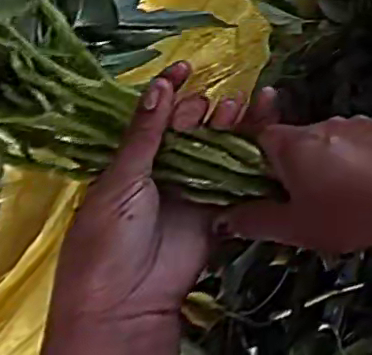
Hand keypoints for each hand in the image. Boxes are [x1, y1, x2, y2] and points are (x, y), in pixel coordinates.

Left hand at [43, 61, 275, 354]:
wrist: (127, 305)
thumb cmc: (105, 247)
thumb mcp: (118, 186)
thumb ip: (143, 137)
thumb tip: (157, 88)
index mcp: (135, 161)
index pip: (157, 116)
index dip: (170, 90)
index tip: (184, 66)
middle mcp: (170, 166)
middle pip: (195, 123)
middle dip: (201, 108)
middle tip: (200, 114)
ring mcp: (199, 182)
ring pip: (222, 138)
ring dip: (232, 119)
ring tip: (236, 109)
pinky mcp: (225, 198)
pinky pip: (244, 164)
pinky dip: (257, 141)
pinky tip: (266, 121)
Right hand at [218, 115, 371, 254]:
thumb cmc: (351, 212)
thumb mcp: (295, 228)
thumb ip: (256, 220)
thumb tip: (224, 217)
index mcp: (296, 142)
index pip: (258, 137)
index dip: (248, 161)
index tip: (250, 188)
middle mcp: (324, 124)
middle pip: (292, 142)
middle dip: (286, 172)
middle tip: (292, 207)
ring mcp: (354, 124)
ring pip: (321, 146)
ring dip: (316, 170)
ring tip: (329, 205)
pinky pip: (348, 146)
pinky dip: (343, 165)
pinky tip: (356, 192)